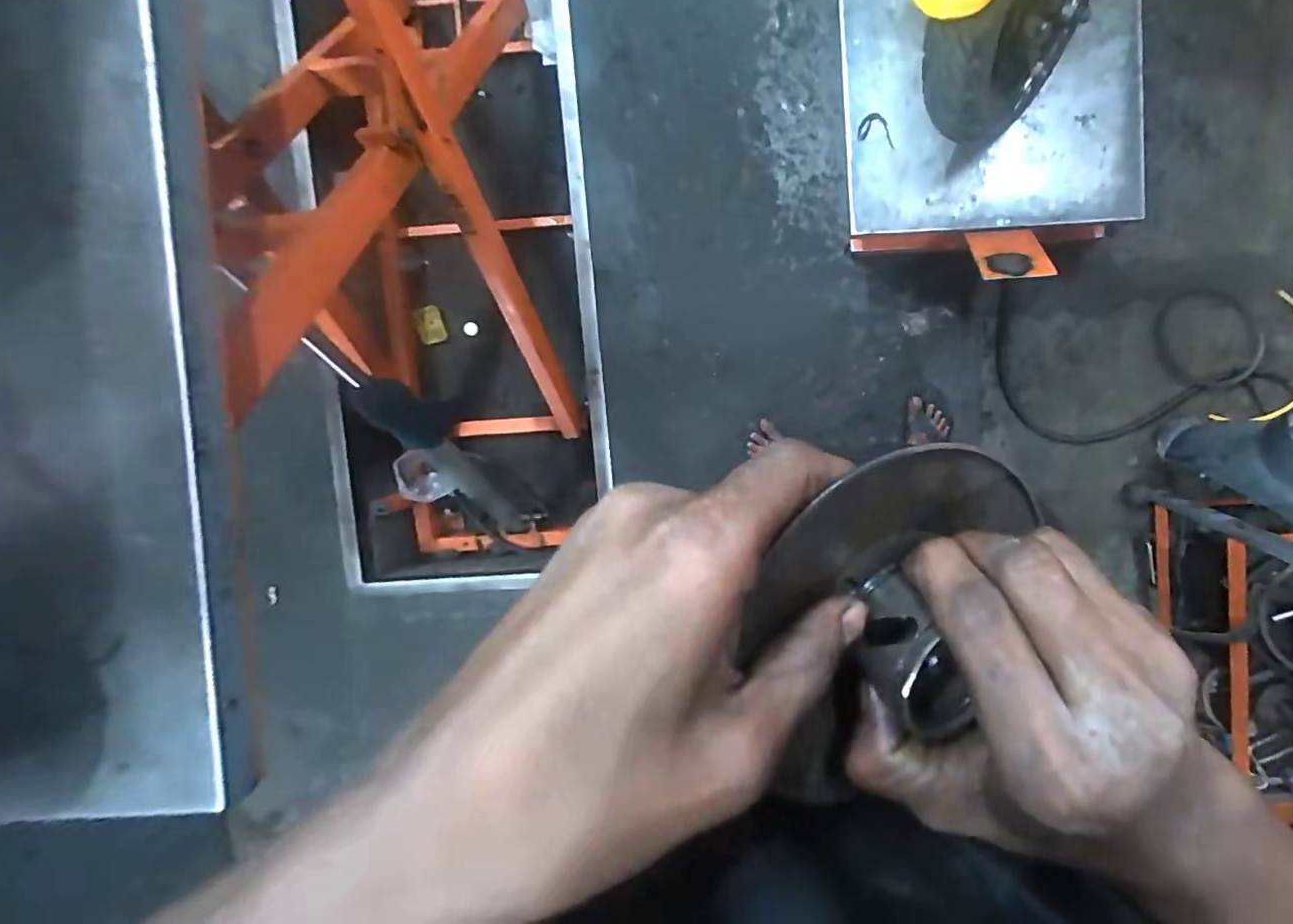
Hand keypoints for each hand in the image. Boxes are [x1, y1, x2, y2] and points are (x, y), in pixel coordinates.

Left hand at [158, 440, 865, 923]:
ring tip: (743, 632)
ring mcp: (603, 521)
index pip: (788, 463)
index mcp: (698, 546)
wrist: (427, 829)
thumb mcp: (732, 753)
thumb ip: (807, 662)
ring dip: (740, 556)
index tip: (865, 516)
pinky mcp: (572, 545)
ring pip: (708, 515)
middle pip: (751, 495)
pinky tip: (679, 632)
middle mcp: (650, 509)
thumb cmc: (593, 797)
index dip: (836, 474)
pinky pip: (662, 531)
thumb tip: (846, 606)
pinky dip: (694, 561)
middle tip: (807, 607)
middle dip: (791, 538)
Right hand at [847, 530, 1292, 923]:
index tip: (912, 561)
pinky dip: (1040, 553)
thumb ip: (886, 759)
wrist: (1169, 817)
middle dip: (970, 546)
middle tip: (941, 557)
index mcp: (1048, 757)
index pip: (984, 622)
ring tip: (980, 563)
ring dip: (1003, 544)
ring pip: (1054, 555)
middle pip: (1024, 572)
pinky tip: (1025, 577)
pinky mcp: (1162, 632)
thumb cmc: (1048, 820)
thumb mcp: (952, 808)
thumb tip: (860, 673)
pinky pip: (1083, 560)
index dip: (940, 571)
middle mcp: (1107, 701)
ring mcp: (1145, 660)